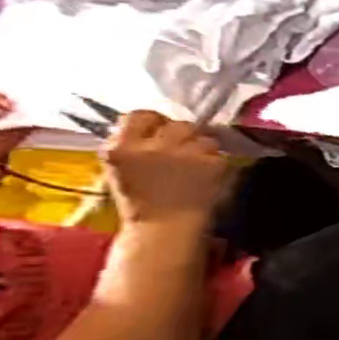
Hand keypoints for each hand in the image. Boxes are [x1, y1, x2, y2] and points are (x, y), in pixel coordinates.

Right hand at [102, 112, 232, 227]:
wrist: (164, 225)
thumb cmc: (141, 199)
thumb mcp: (119, 167)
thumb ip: (132, 143)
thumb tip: (153, 125)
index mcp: (120, 147)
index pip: (141, 115)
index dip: (155, 121)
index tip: (160, 130)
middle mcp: (152, 147)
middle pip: (178, 123)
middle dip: (183, 135)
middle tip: (182, 151)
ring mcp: (185, 154)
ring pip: (203, 136)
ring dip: (202, 147)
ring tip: (194, 166)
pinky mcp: (212, 163)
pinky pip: (218, 152)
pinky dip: (215, 161)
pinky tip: (205, 175)